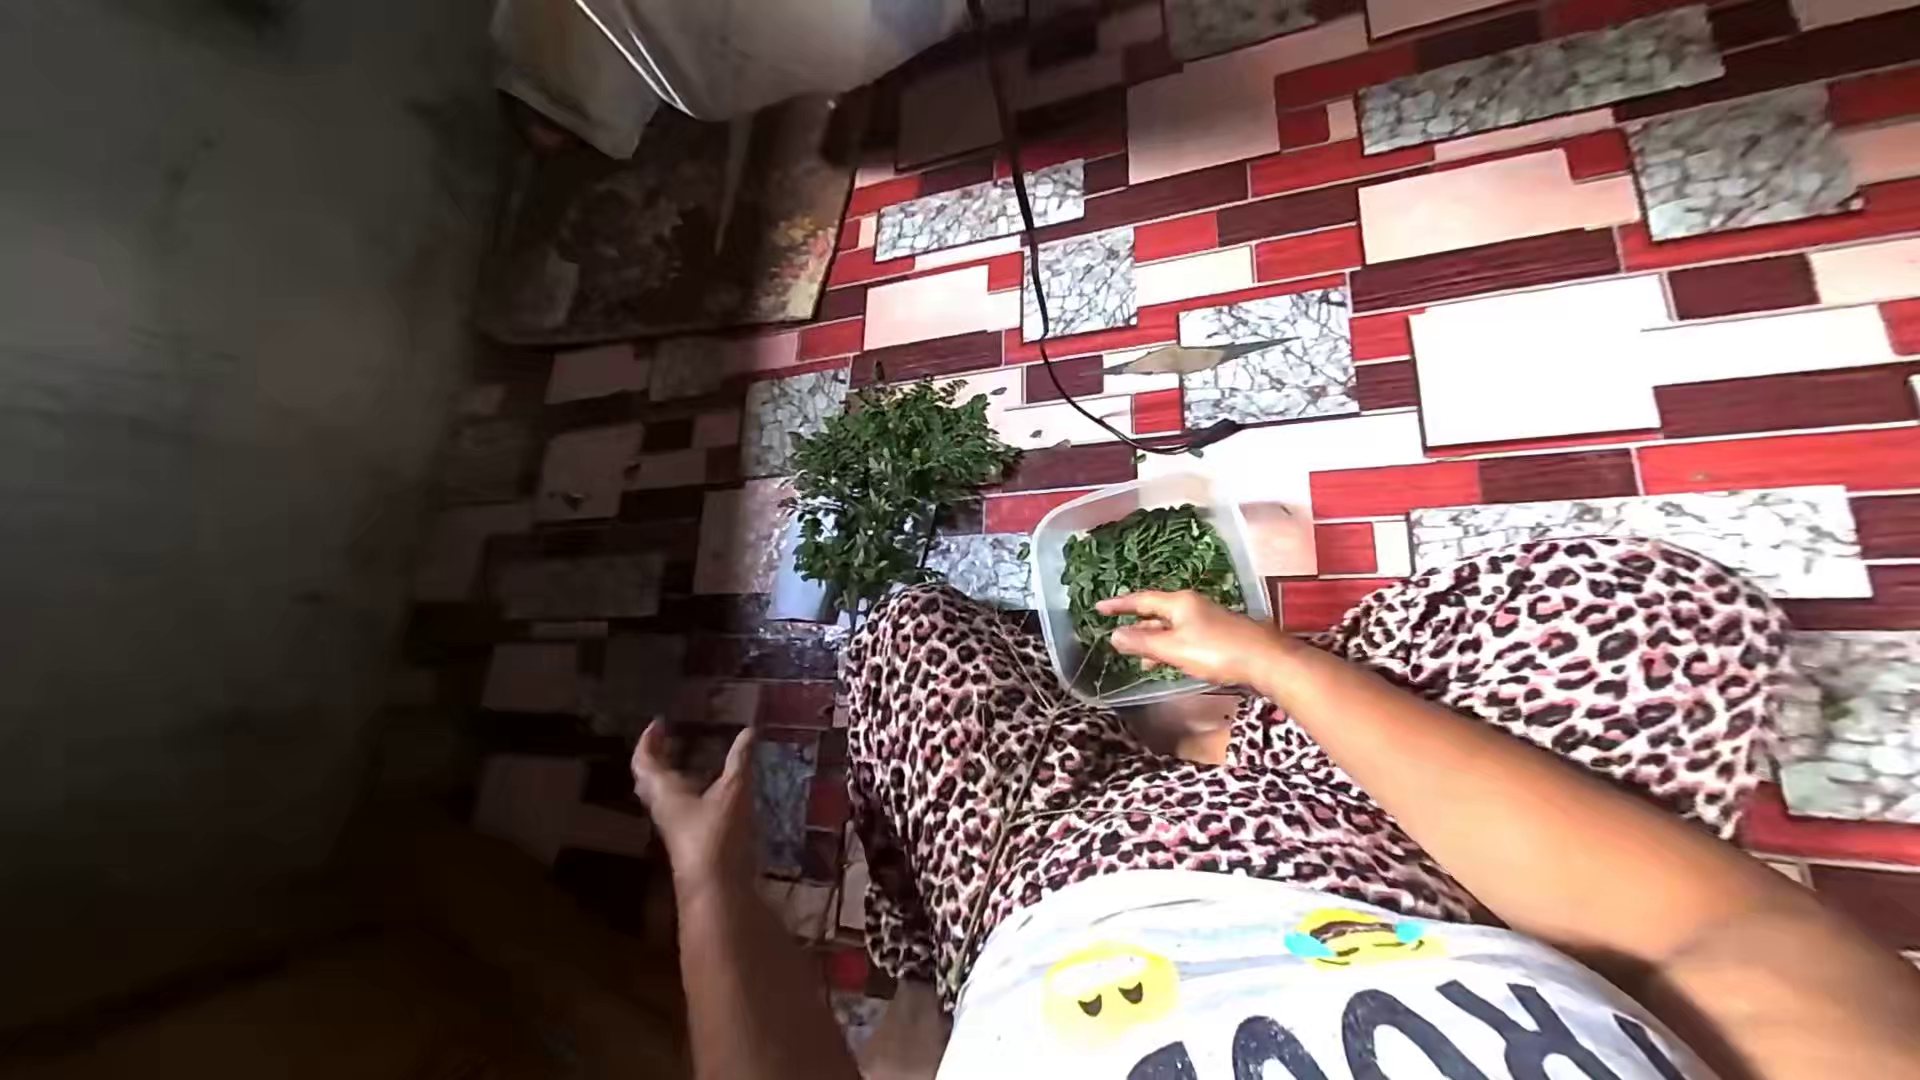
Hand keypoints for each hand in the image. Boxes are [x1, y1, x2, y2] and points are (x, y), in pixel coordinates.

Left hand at [631, 721, 758, 891]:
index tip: (658, 722)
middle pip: (649, 777)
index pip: (645, 761)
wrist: (715, 888)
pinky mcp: (688, 837)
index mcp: (666, 792)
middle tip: (668, 736)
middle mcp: (664, 807)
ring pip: (662, 793)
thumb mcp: (734, 790)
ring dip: (668, 771)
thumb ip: (741, 759)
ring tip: (684, 756)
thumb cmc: (717, 834)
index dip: (648, 741)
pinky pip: (678, 804)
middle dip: (656, 754)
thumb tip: (750, 729)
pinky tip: (704, 786)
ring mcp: (674, 825)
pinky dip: (685, 787)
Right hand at [1096, 590, 1289, 686]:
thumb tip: (1114, 635)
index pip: (1141, 599)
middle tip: (1116, 632)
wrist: (1267, 661)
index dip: (1119, 604)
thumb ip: (1142, 642)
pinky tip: (1166, 662)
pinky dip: (1168, 646)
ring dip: (1152, 639)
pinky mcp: (1217, 635)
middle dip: (1135, 624)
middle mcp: (1191, 606)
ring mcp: (1206, 620)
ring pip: (1169, 626)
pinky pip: (1182, 636)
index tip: (1099, 607)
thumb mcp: (1173, 648)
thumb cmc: (1216, 651)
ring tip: (1137, 657)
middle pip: (1156, 612)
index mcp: (1179, 603)